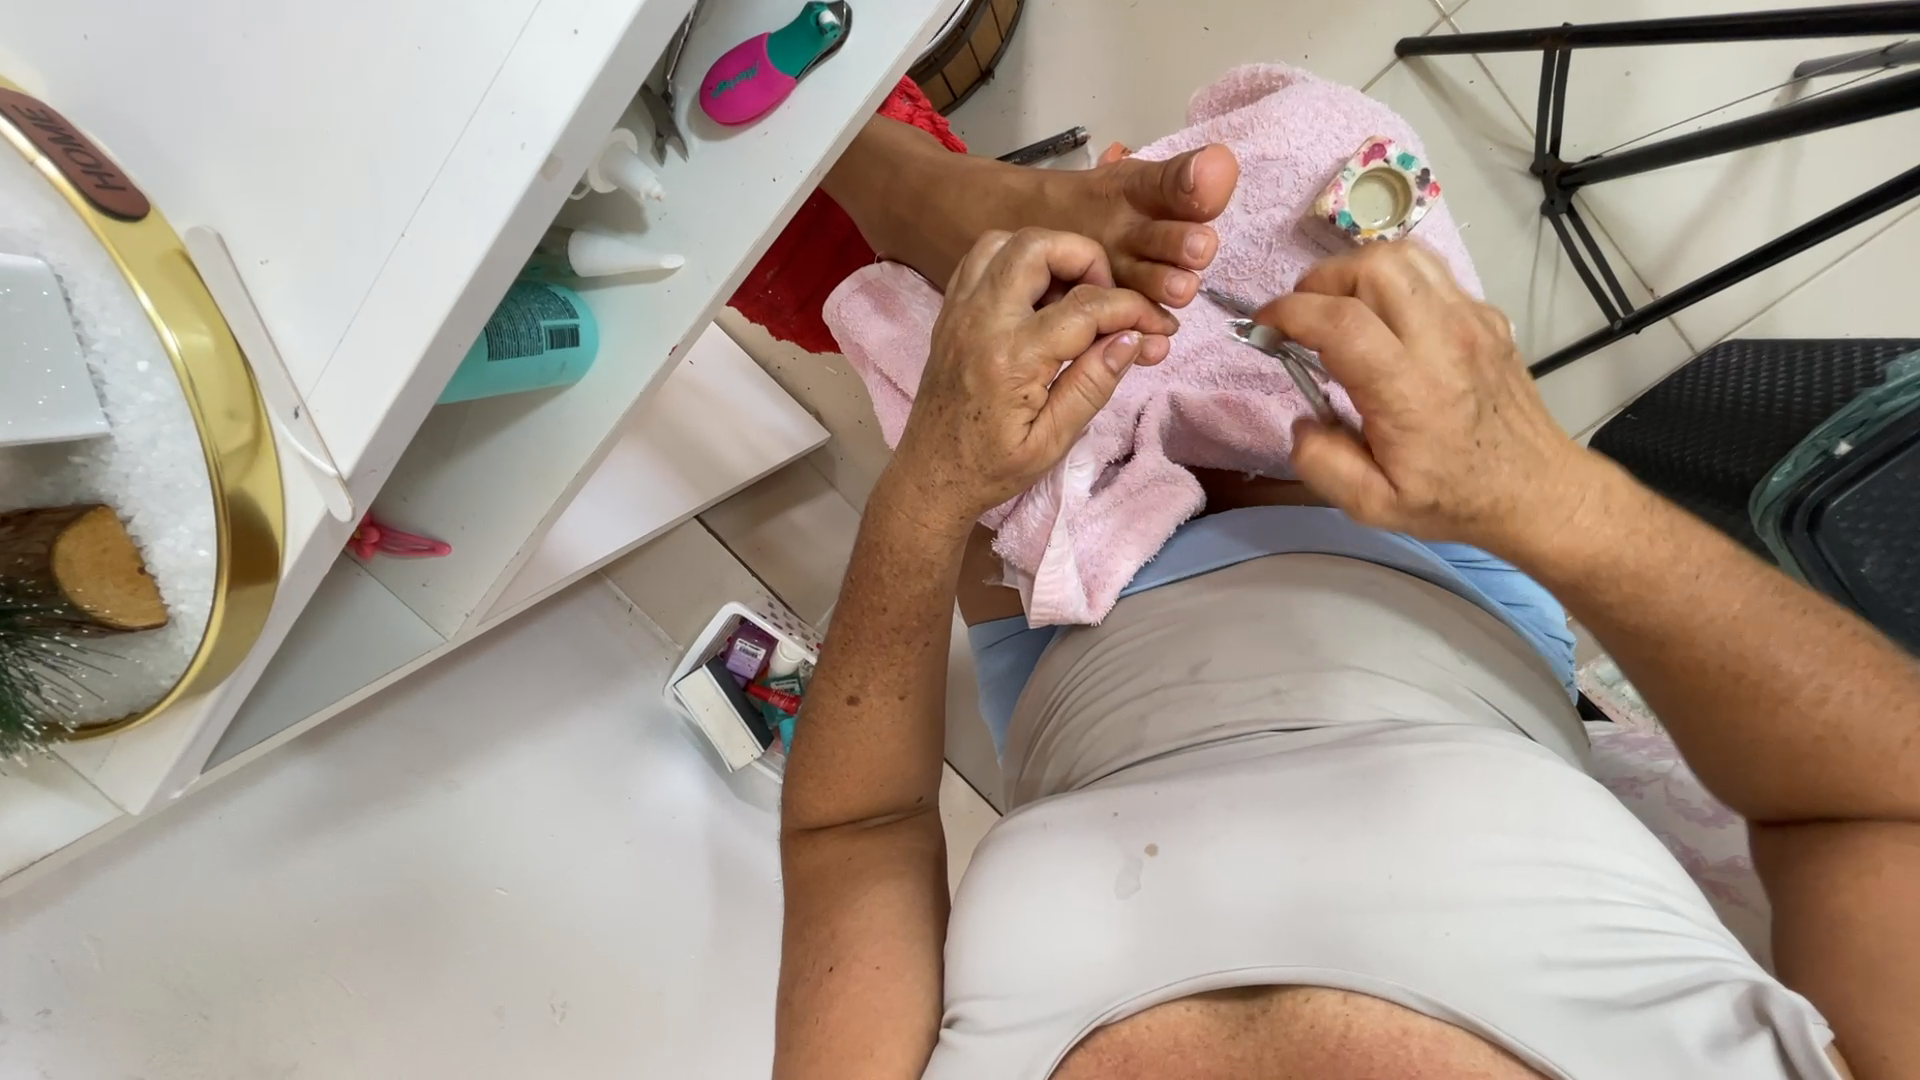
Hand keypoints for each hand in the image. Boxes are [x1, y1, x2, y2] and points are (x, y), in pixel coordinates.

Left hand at [883, 227, 1177, 536]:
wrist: (930, 476)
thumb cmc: (992, 468)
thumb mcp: (1052, 441)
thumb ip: (1092, 385)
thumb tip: (1133, 338)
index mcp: (1011, 359)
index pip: (1086, 307)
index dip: (1132, 310)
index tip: (1157, 326)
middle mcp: (981, 323)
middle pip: (1039, 247)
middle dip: (1088, 259)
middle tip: (1108, 299)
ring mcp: (959, 313)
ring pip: (1005, 242)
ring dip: (1047, 254)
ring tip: (1072, 294)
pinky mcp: (949, 315)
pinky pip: (979, 261)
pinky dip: (1014, 261)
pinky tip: (1035, 296)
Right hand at [1261, 242, 1588, 551]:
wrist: (1533, 491)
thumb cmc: (1448, 499)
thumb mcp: (1370, 506)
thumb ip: (1321, 463)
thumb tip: (1302, 420)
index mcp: (1408, 390)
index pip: (1341, 321)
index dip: (1291, 312)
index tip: (1264, 326)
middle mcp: (1443, 341)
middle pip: (1373, 268)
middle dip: (1320, 281)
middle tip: (1299, 315)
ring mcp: (1472, 321)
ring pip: (1405, 256)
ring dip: (1355, 272)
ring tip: (1334, 307)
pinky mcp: (1486, 317)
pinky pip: (1430, 275)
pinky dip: (1390, 283)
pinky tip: (1379, 320)